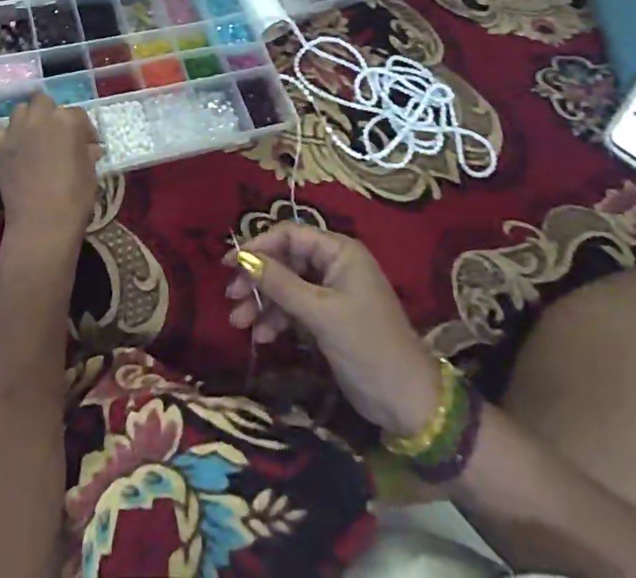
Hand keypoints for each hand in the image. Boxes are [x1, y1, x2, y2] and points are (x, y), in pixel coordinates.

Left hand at [0, 94, 100, 260]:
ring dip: (29, 119)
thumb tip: (89, 148)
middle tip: (56, 133)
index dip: (84, 129)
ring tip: (34, 137)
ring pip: (20, 110)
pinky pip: (1, 128)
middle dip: (51, 113)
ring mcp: (16, 130)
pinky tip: (15, 146)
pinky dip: (7, 133)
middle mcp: (40, 117)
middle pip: (44, 101)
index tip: (87, 143)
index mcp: (68, 121)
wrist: (41, 222)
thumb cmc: (74, 198)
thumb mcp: (90, 173)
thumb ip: (87, 154)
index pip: (78, 114)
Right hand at [225, 224, 442, 435]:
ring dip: (262, 302)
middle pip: (284, 259)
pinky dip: (276, 319)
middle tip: (232, 298)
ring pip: (285, 285)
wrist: (406, 400)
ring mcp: (331, 292)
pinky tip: (262, 336)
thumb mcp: (320, 312)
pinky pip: (293, 307)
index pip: (289, 235)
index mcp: (340, 252)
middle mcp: (335, 265)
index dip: (257, 246)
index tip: (229, 265)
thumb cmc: (367, 345)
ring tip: (239, 323)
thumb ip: (280, 283)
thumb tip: (243, 259)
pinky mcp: (328, 317)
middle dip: (257, 279)